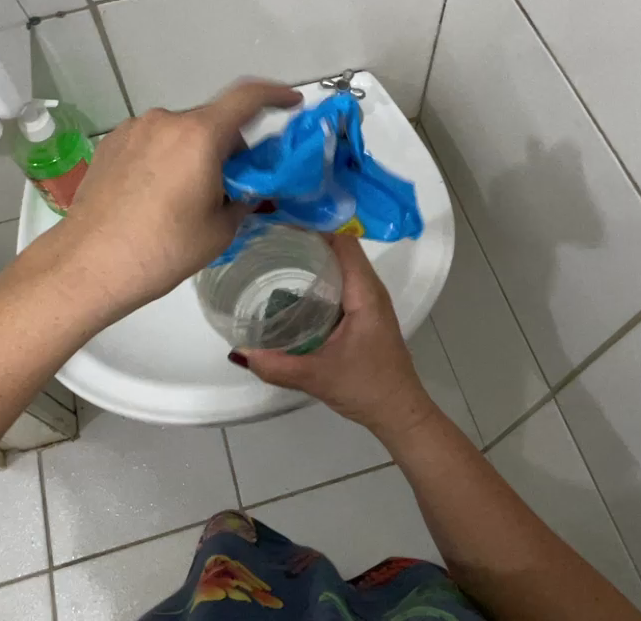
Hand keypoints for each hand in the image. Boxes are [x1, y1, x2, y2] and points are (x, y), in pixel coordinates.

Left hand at [58, 79, 301, 311]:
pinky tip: (157, 195)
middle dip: (229, 146)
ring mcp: (134, 128)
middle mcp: (166, 120)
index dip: (275, 95)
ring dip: (195, 152)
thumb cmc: (162, 249)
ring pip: (180, 132)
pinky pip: (153, 141)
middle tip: (235, 184)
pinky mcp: (111, 143)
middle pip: (212, 121)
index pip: (247, 98)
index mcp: (199, 135)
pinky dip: (167, 157)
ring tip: (189, 196)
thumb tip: (244, 191)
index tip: (292, 102)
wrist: (88, 263)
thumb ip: (242, 200)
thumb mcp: (219, 230)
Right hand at [237, 235, 437, 438]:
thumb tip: (240, 352)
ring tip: (276, 254)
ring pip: (341, 263)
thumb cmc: (368, 388)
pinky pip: (342, 280)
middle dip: (307, 238)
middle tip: (269, 238)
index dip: (314, 227)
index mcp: (364, 292)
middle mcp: (369, 289)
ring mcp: (369, 301)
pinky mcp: (365, 313)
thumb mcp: (318, 377)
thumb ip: (278, 366)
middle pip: (340, 247)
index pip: (342, 241)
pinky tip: (293, 285)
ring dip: (314, 255)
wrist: (401, 414)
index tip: (280, 226)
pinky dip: (320, 274)